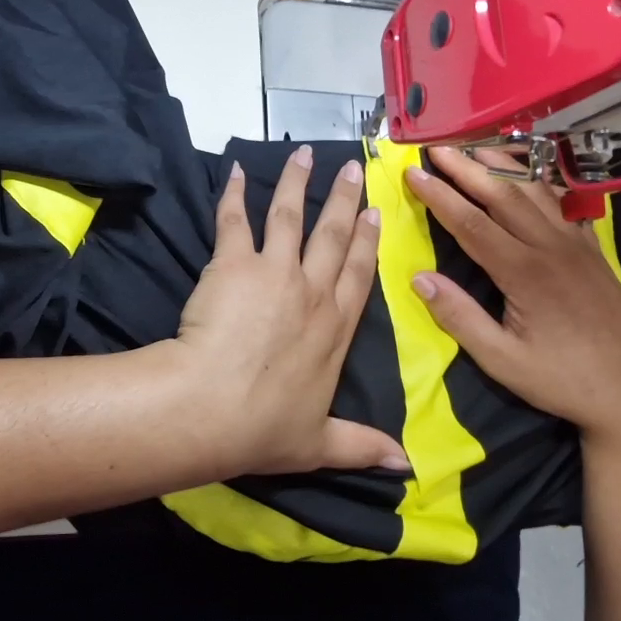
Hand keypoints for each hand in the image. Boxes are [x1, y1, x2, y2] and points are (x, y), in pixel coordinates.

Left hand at [166, 145, 407, 476]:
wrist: (213, 407)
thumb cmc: (266, 427)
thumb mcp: (321, 444)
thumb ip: (362, 446)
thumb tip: (407, 467)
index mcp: (336, 328)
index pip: (358, 275)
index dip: (367, 242)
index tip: (374, 213)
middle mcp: (312, 291)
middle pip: (333, 234)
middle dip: (343, 198)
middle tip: (353, 168)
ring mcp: (275, 271)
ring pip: (291, 215)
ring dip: (297, 181)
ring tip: (304, 153)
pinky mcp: (234, 262)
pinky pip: (235, 219)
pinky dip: (234, 193)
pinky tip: (236, 171)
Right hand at [404, 146, 620, 442]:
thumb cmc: (562, 381)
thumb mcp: (502, 361)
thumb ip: (460, 318)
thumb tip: (419, 278)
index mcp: (524, 274)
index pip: (472, 224)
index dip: (440, 196)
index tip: (413, 174)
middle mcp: (551, 249)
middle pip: (502, 196)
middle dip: (466, 168)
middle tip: (436, 147)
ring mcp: (577, 246)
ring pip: (535, 193)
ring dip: (502, 165)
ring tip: (474, 144)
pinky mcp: (593, 252)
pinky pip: (564, 205)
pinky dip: (541, 182)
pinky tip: (529, 173)